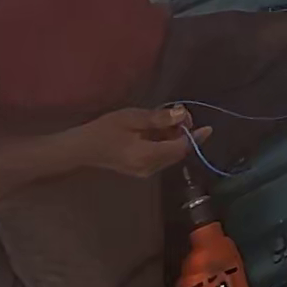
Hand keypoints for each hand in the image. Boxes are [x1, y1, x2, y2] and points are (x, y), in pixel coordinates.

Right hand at [74, 106, 209, 177]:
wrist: (80, 149)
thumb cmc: (103, 131)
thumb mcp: (131, 118)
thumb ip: (158, 118)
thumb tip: (182, 115)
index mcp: (148, 156)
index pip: (180, 148)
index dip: (195, 137)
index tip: (207, 127)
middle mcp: (150, 168)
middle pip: (178, 152)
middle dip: (185, 134)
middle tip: (181, 115)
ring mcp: (146, 171)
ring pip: (171, 155)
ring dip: (176, 138)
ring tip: (171, 118)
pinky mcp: (142, 169)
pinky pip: (162, 156)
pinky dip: (167, 143)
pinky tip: (161, 129)